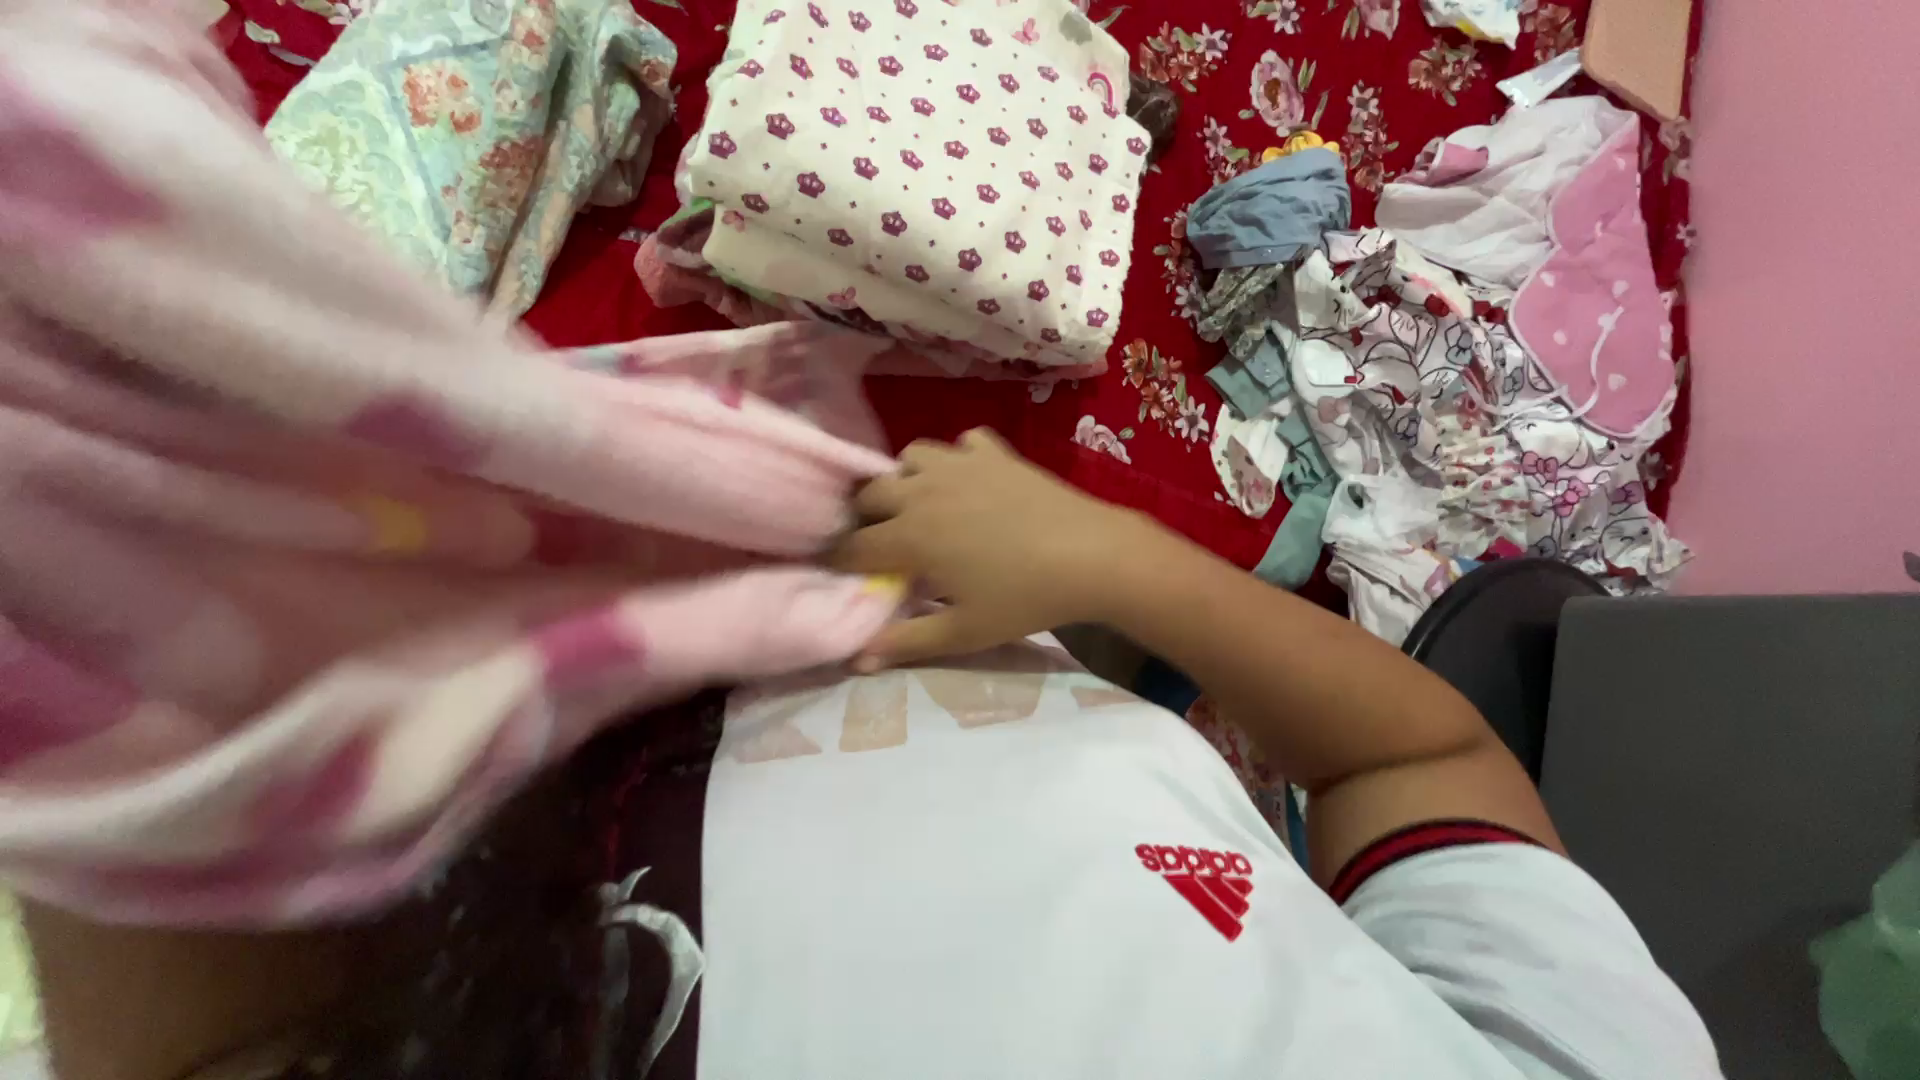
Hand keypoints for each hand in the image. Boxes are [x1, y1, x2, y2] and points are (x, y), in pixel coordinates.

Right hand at [830, 428, 1162, 667]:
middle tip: (877, 540)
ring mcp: (960, 465)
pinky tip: (971, 480)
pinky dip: (958, 457)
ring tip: (919, 503)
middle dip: (863, 516)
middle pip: (870, 493)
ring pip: (911, 456)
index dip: (838, 560)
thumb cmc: (1023, 599)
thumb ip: (906, 643)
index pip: (854, 546)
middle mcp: (924, 491)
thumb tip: (857, 660)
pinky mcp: (995, 453)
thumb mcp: (963, 633)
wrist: (1092, 556)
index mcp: (910, 536)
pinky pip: (962, 443)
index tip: (837, 569)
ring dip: (905, 478)